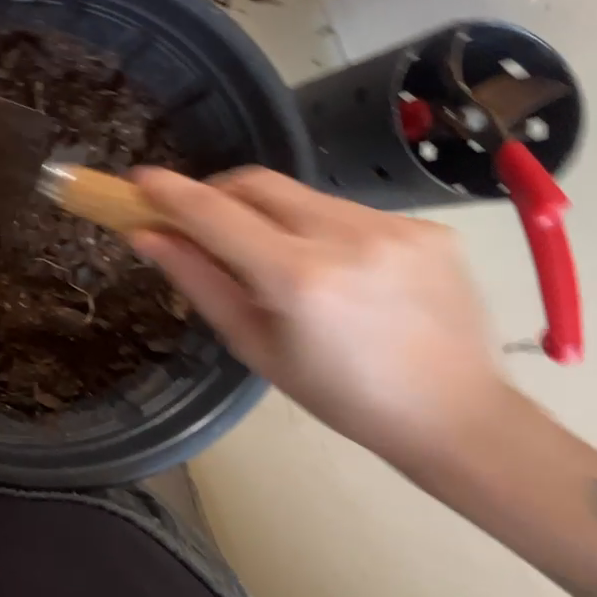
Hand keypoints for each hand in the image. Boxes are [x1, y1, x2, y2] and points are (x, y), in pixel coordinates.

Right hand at [129, 167, 511, 465]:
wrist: (457, 417)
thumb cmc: (340, 395)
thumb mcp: (254, 344)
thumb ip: (198, 281)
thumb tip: (146, 235)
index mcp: (298, 278)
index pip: (215, 213)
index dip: (171, 192)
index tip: (139, 180)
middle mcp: (347, 237)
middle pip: (256, 183)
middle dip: (219, 194)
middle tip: (204, 223)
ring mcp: (394, 227)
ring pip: (301, 195)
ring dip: (271, 214)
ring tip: (279, 259)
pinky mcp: (426, 228)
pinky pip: (346, 210)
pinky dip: (320, 228)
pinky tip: (337, 271)